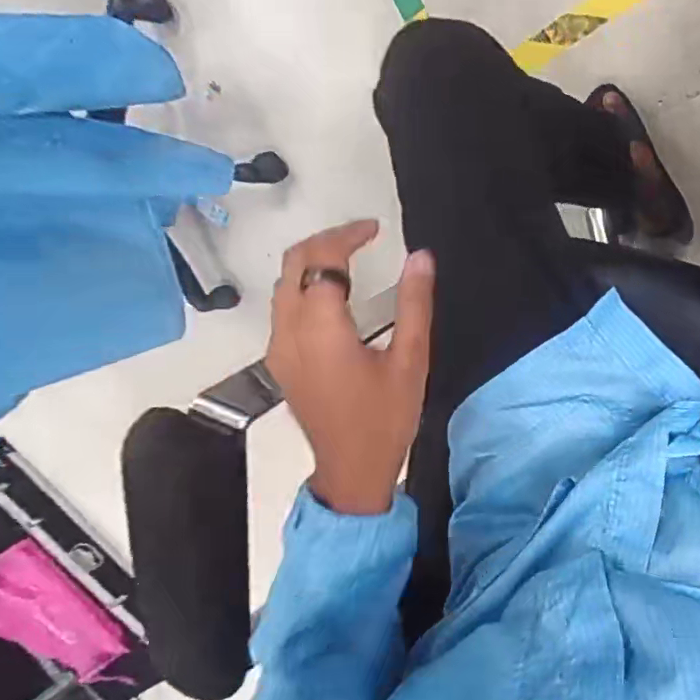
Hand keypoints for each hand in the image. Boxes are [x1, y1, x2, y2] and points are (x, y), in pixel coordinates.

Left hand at [266, 220, 434, 514]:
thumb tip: (421, 257)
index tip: (375, 229)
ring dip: (312, 261)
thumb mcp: (411, 361)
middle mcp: (289, 332)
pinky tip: (334, 295)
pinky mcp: (279, 361)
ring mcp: (278, 347)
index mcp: (321, 329)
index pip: (323, 260)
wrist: (351, 470)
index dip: (347, 235)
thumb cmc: (386, 419)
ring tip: (350, 258)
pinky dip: (304, 286)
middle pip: (293, 262)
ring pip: (283, 284)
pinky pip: (283, 307)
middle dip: (325, 240)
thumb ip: (414, 305)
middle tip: (361, 236)